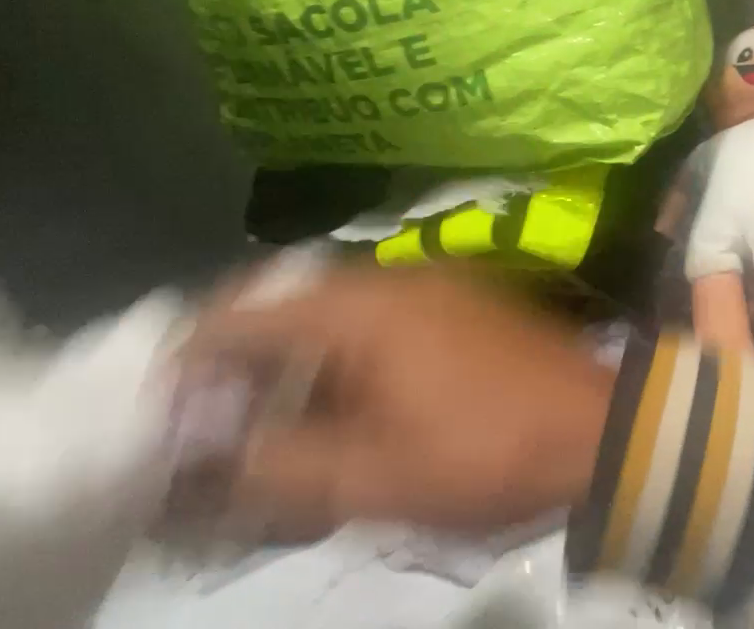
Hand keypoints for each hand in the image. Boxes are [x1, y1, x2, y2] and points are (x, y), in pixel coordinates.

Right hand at [186, 267, 612, 535]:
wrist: (600, 429)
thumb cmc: (486, 452)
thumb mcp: (368, 477)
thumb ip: (269, 463)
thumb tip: (198, 454)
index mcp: (361, 306)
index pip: (240, 313)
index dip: (184, 363)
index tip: (152, 418)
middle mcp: (395, 277)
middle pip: (285, 308)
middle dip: (237, 367)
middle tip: (208, 432)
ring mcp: (437, 285)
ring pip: (333, 315)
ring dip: (293, 365)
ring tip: (268, 430)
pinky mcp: (465, 304)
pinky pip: (380, 321)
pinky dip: (344, 358)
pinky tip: (341, 408)